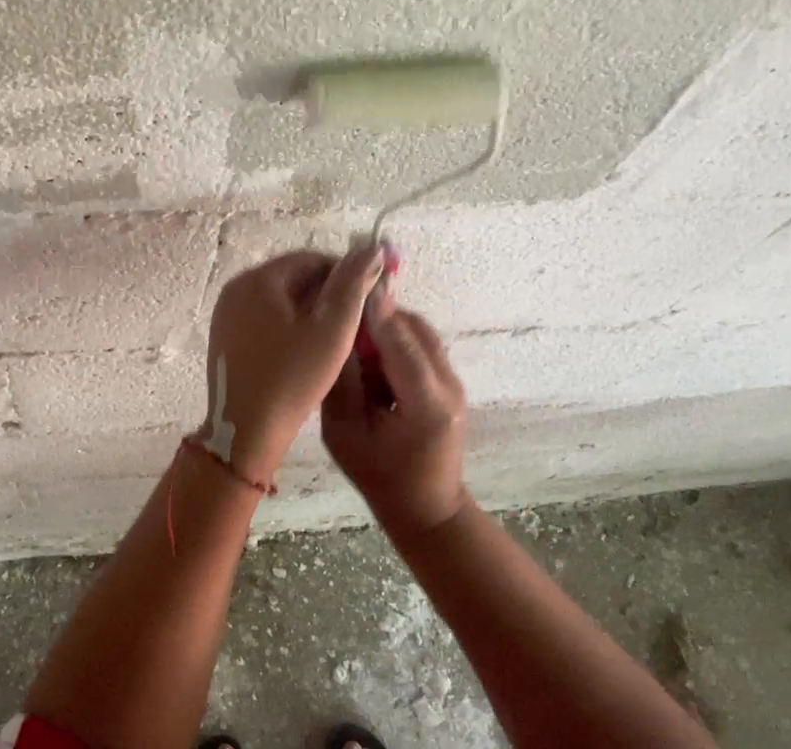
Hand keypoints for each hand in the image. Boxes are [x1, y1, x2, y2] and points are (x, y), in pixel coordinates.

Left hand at [200, 246, 386, 482]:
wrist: (245, 432)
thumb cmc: (292, 380)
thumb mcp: (331, 331)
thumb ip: (353, 285)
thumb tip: (374, 247)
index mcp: (257, 280)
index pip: (311, 259)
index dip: (346, 273)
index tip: (371, 297)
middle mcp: (236, 289)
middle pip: (294, 277)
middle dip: (329, 292)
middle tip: (359, 320)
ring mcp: (227, 313)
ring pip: (281, 299)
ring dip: (312, 310)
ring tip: (339, 336)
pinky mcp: (227, 337)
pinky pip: (266, 318)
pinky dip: (291, 325)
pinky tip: (311, 349)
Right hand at [321, 295, 469, 538]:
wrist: (426, 507)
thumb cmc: (378, 476)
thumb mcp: (344, 434)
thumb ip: (342, 383)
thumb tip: (336, 336)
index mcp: (425, 403)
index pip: (400, 343)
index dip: (376, 311)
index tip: (351, 283)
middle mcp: (448, 386)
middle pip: (415, 329)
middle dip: (380, 312)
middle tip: (340, 304)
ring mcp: (453, 383)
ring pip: (420, 332)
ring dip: (387, 323)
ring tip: (350, 324)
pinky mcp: (449, 382)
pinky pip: (421, 345)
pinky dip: (395, 337)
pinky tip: (368, 344)